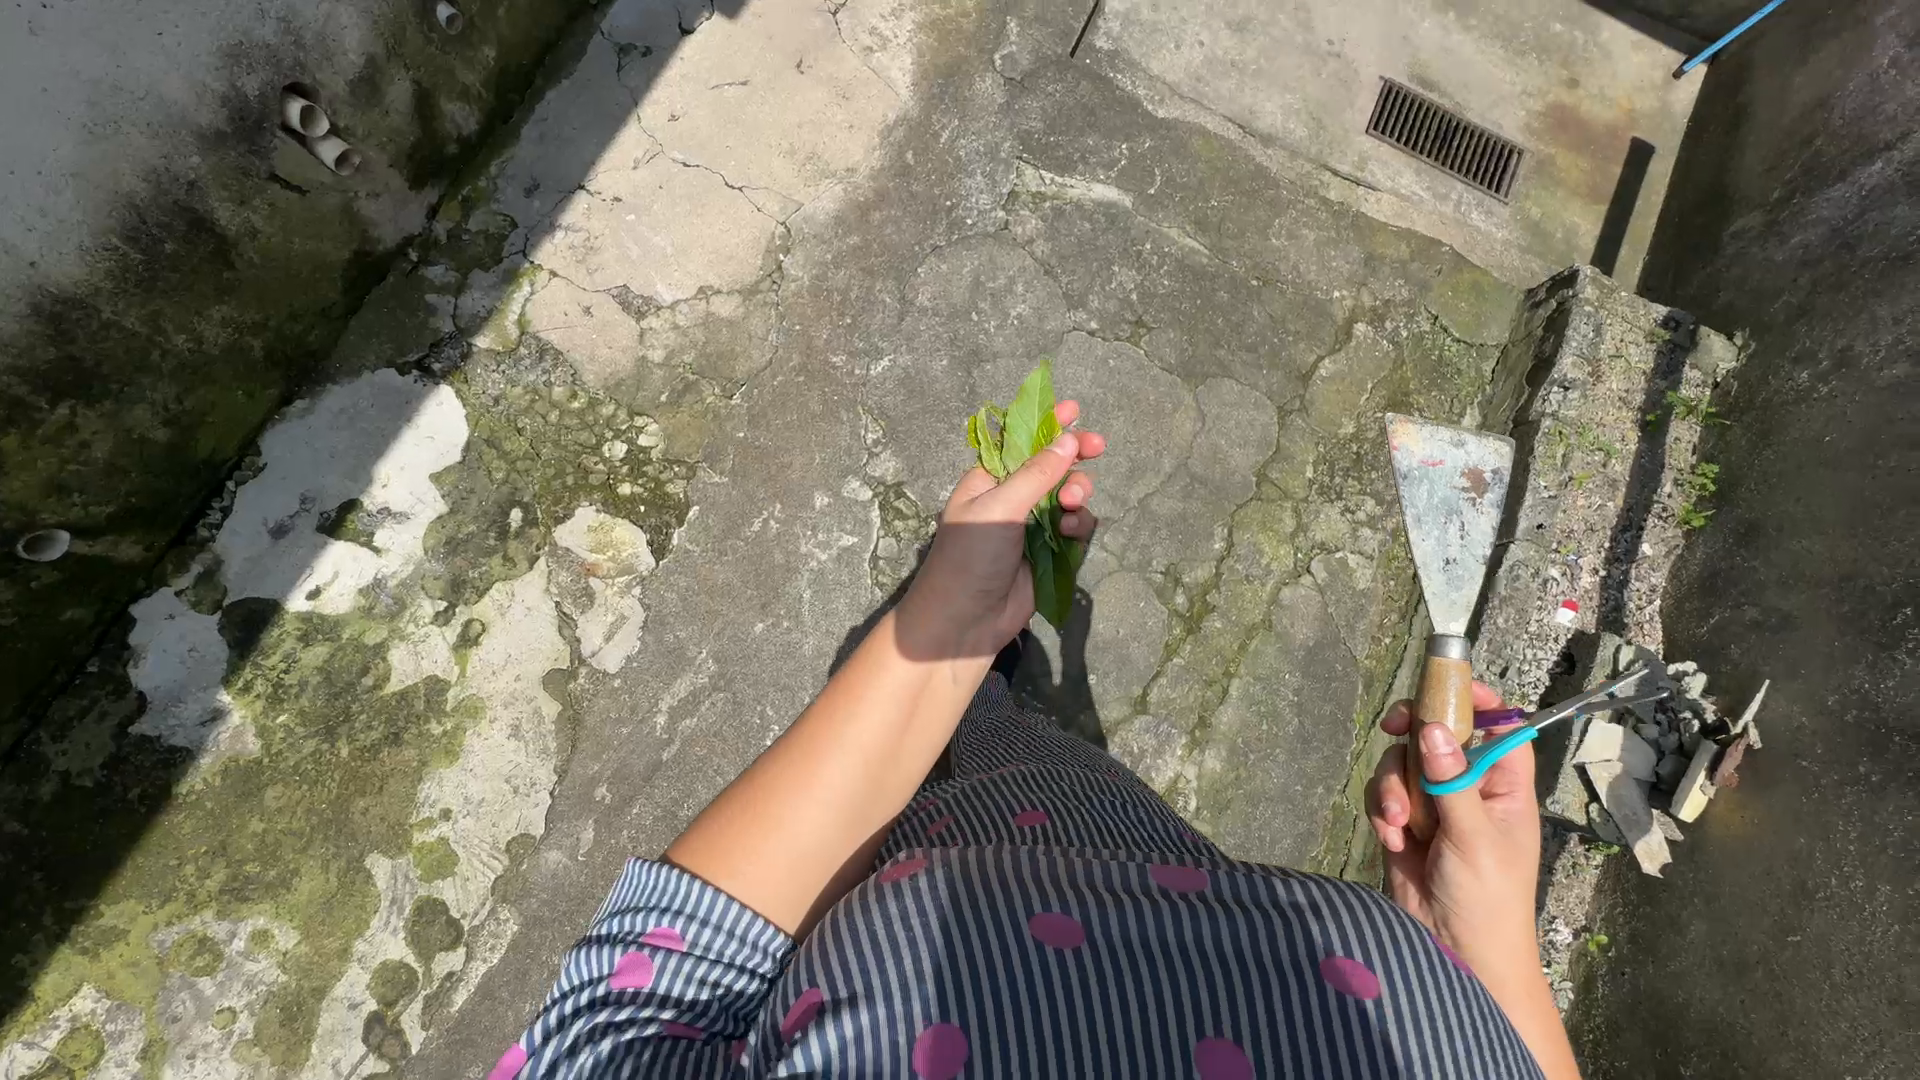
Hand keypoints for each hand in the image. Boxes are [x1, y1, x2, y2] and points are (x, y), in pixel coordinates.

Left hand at [894, 401, 1103, 659]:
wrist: (966, 620)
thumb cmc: (970, 556)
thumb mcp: (999, 508)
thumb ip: (1036, 475)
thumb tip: (1068, 440)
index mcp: (988, 480)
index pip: (1020, 443)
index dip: (1046, 425)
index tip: (1074, 409)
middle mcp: (1011, 499)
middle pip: (1051, 467)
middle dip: (1074, 456)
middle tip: (1097, 448)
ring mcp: (1031, 527)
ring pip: (1068, 497)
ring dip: (1076, 493)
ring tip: (1073, 503)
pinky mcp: (1048, 554)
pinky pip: (1074, 529)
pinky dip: (1078, 526)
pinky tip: (1071, 532)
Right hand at [1365, 683, 1541, 982]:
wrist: (1454, 950)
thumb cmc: (1488, 897)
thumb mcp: (1474, 838)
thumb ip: (1451, 781)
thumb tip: (1432, 729)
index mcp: (1504, 788)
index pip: (1500, 729)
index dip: (1479, 702)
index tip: (1444, 686)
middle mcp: (1468, 787)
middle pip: (1438, 735)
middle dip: (1412, 736)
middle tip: (1393, 729)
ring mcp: (1433, 803)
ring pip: (1402, 763)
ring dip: (1392, 787)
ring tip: (1399, 822)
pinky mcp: (1403, 819)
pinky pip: (1382, 792)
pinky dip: (1381, 810)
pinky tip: (1391, 837)